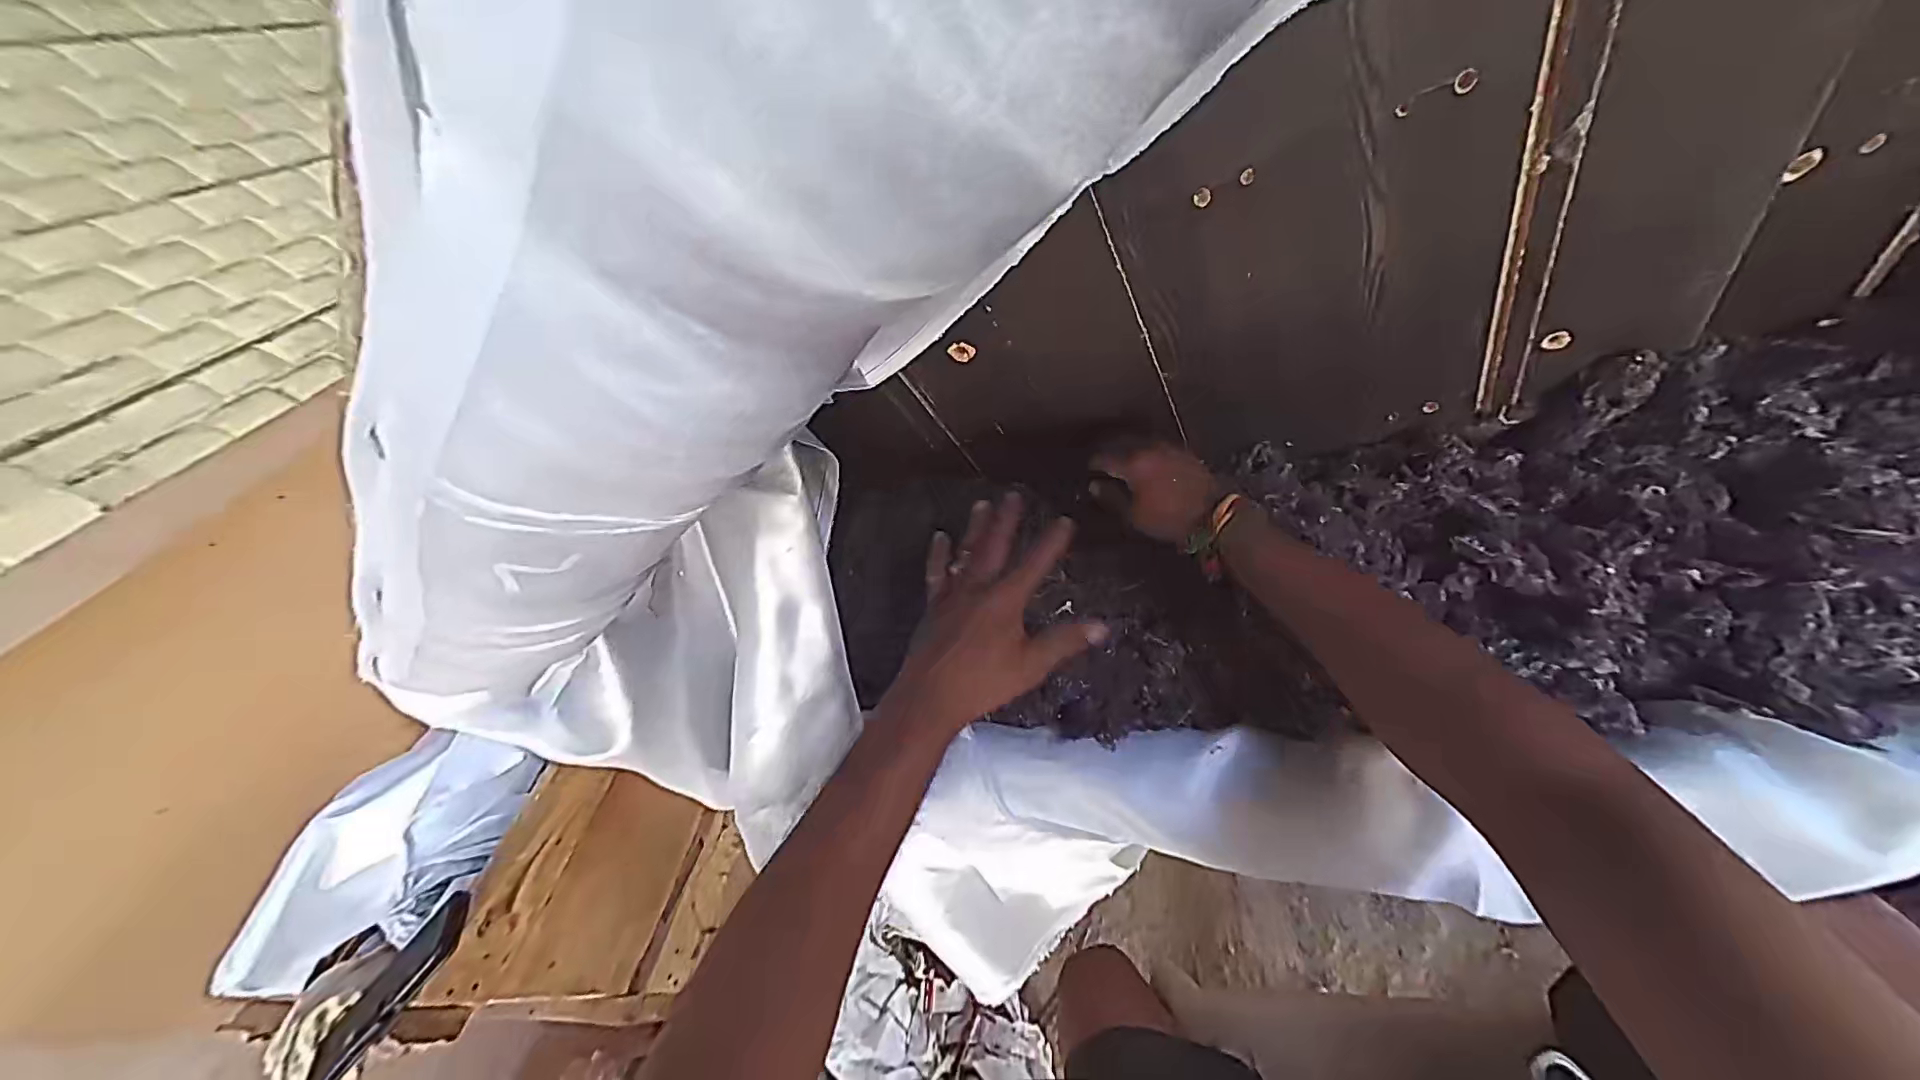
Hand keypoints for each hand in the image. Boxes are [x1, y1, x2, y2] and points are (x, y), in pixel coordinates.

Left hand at [882, 492, 1108, 735]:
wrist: (929, 696)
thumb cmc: (983, 683)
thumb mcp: (1031, 666)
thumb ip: (1064, 642)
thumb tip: (1102, 626)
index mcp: (1006, 600)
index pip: (1035, 564)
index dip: (1052, 541)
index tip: (1065, 519)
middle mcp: (978, 588)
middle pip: (996, 547)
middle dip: (1007, 520)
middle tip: (1013, 494)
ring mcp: (952, 595)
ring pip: (965, 553)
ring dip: (976, 528)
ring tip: (982, 504)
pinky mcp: (933, 606)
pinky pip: (936, 572)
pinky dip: (939, 554)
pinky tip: (940, 537)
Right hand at [1090, 442, 1220, 543]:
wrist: (1213, 514)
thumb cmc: (1169, 519)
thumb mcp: (1134, 516)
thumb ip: (1111, 498)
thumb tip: (1095, 486)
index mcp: (1132, 463)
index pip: (1103, 457)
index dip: (1093, 463)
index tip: (1089, 470)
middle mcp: (1148, 448)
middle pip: (1120, 443)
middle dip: (1109, 452)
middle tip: (1102, 463)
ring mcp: (1167, 447)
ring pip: (1139, 442)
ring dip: (1128, 450)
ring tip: (1122, 462)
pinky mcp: (1182, 451)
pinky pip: (1156, 447)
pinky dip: (1146, 453)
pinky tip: (1146, 464)